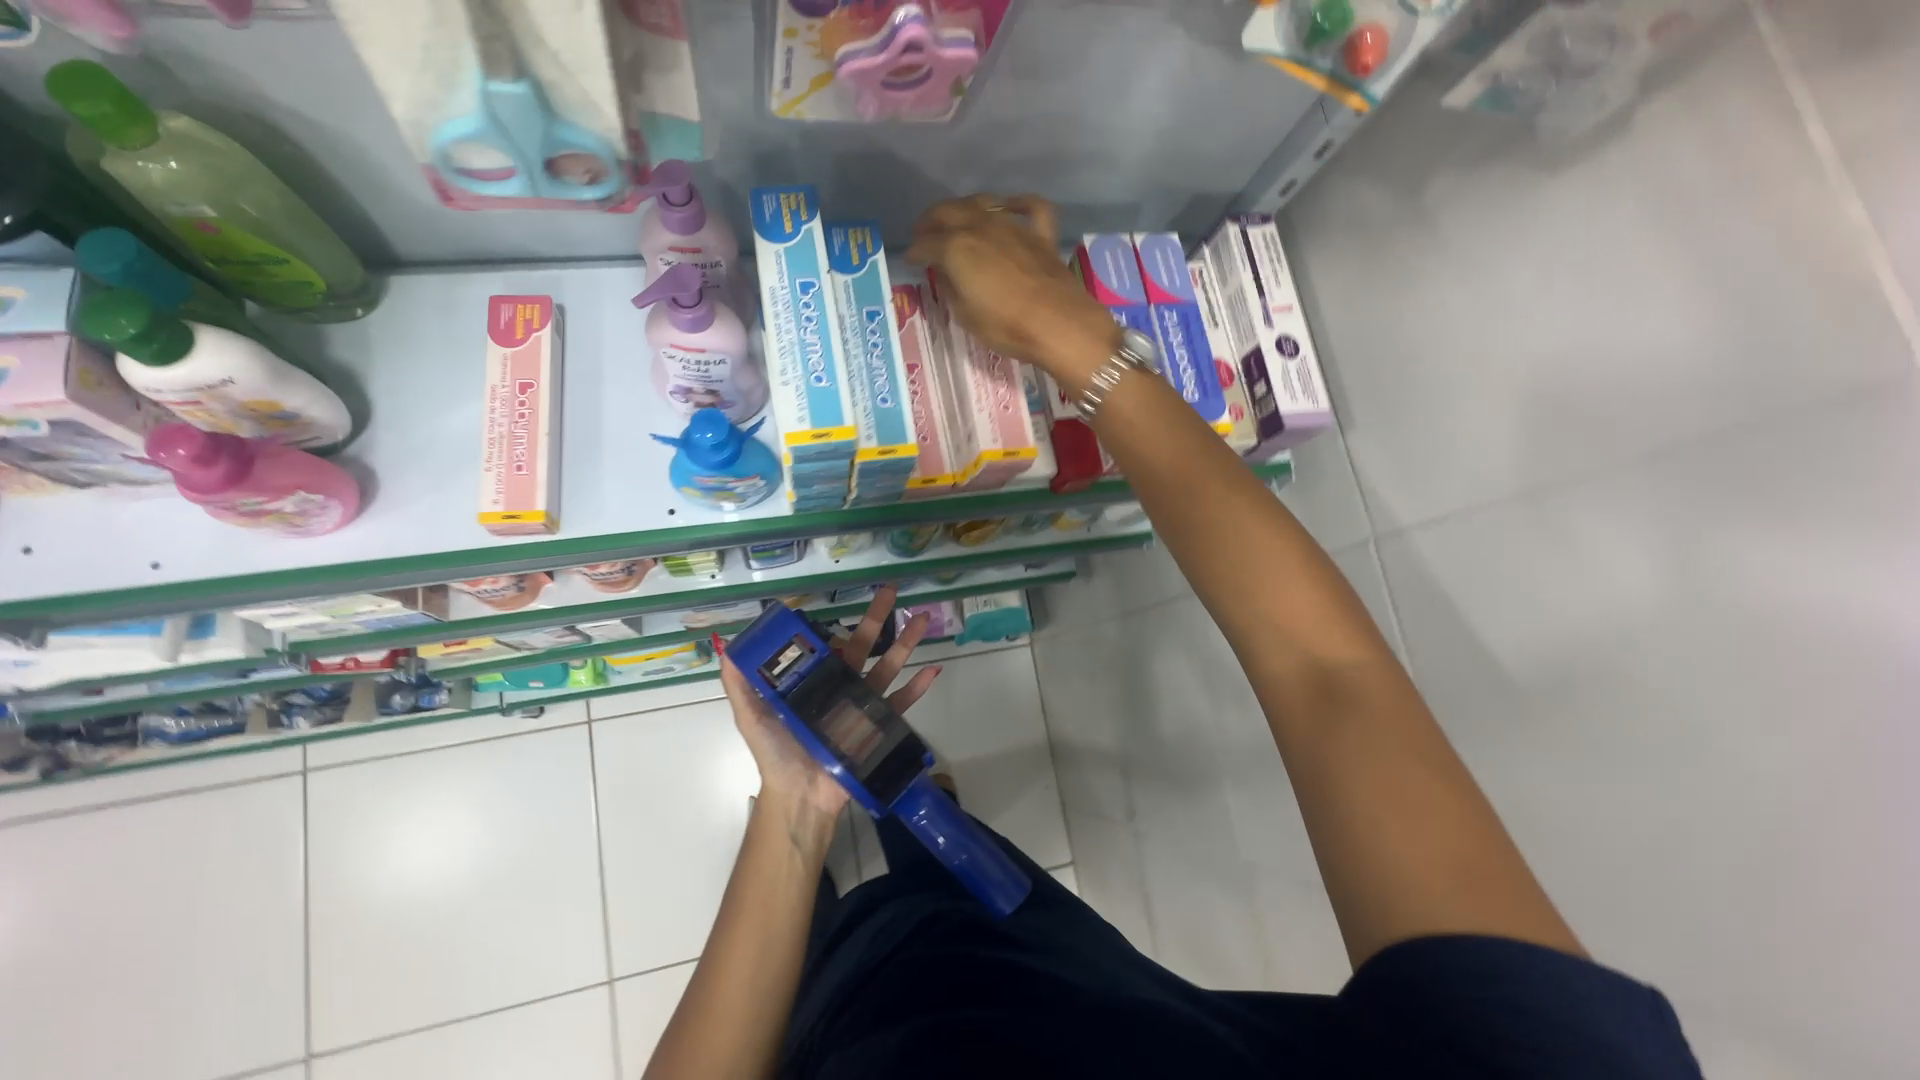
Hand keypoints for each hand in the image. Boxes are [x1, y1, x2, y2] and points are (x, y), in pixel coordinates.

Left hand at [718, 586, 941, 834]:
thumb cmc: (775, 754)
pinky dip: (917, 687)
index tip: (846, 597)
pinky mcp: (877, 727)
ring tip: (922, 618)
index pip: (828, 645)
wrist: (799, 796)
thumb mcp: (750, 716)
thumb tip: (727, 647)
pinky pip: (900, 704)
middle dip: (878, 618)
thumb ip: (740, 684)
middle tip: (893, 590)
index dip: (839, 622)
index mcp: (813, 681)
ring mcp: (861, 705)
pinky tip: (933, 669)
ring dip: (905, 643)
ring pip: (887, 666)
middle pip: (863, 645)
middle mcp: (839, 687)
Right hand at [905, 194, 1118, 390]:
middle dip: (931, 221)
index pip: (927, 244)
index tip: (910, 259)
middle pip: (948, 212)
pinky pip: (1031, 208)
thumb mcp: (965, 315)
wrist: (1058, 325)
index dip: (915, 252)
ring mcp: (1013, 227)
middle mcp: (981, 227)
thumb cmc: (1005, 326)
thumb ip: (951, 288)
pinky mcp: (1041, 235)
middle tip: (924, 233)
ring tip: (956, 219)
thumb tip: (946, 275)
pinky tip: (1010, 206)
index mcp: (956, 248)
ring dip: (965, 208)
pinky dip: (1018, 203)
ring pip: (983, 202)